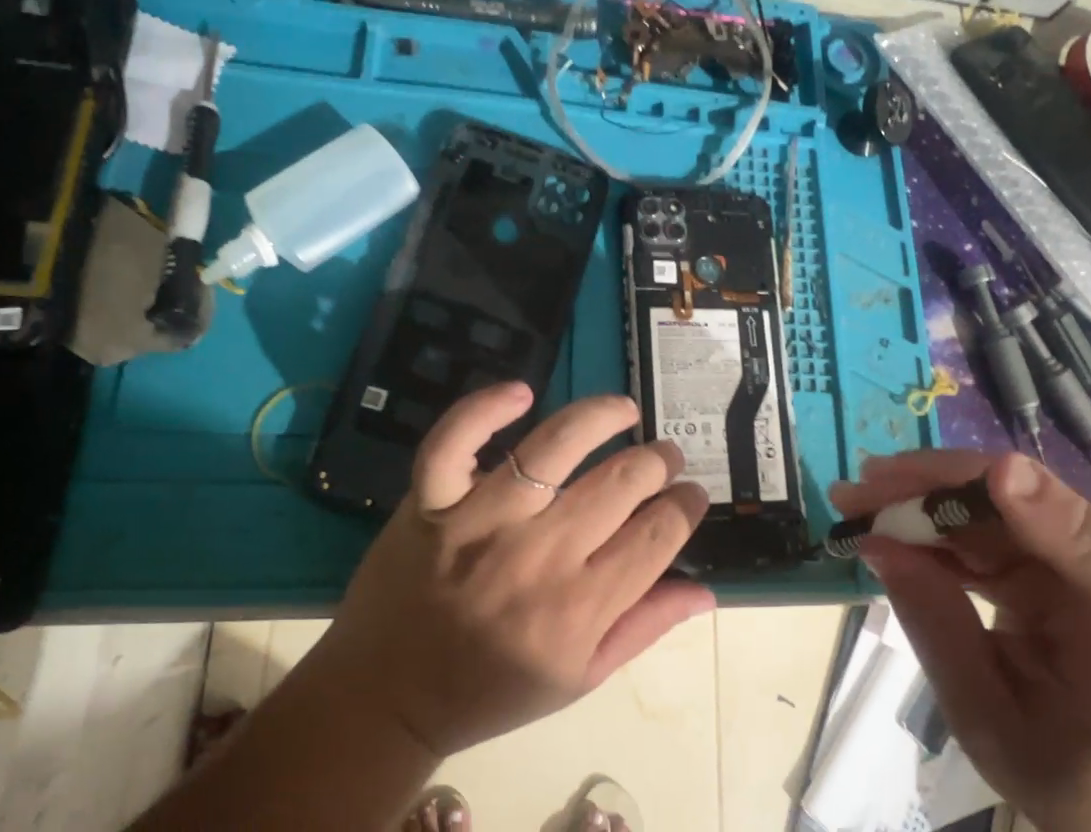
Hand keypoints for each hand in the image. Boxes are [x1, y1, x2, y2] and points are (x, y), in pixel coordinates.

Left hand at [309, 382, 713, 757]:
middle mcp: (537, 556)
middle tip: (663, 458)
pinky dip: (484, 408)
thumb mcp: (577, 679)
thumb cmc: (488, 692)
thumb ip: (642, 628)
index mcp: (578, 608)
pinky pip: (454, 441)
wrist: (384, 698)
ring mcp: (479, 522)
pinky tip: (521, 391)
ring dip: (602, 416)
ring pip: (553, 446)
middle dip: (657, 461)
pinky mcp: (430, 502)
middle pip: (619, 483)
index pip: (658, 534)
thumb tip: (706, 590)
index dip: (686, 505)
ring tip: (624, 410)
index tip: (690, 494)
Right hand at [831, 452, 1090, 831]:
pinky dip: (931, 521)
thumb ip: (938, 632)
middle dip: (941, 489)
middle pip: (1031, 507)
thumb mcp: (988, 722)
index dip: (1049, 510)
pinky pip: (983, 524)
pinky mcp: (1049, 557)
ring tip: (853, 499)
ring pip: (996, 503)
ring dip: (923, 496)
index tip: (995, 475)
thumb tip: (877, 543)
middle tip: (858, 490)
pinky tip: (884, 520)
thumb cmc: (1063, 772)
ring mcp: (1080, 559)